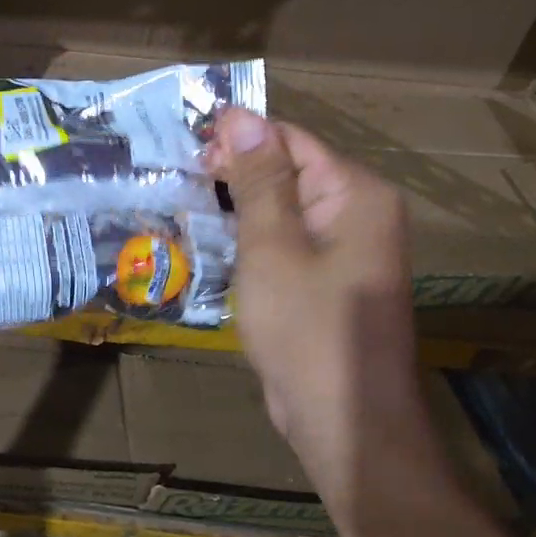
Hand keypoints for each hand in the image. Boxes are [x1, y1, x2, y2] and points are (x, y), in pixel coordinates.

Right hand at [208, 108, 416, 491]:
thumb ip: (258, 181)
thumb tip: (240, 116)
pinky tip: (211, 243)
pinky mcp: (328, 278)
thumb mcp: (272, 248)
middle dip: (233, 172)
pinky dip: (250, 236)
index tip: (182, 151)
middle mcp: (358, 211)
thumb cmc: (306, 329)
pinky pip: (286, 239)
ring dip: (236, 205)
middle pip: (287, 169)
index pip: (289, 139)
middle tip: (176, 183)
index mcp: (356, 194)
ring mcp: (346, 247)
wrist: (344, 420)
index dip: (236, 139)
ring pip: (282, 206)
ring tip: (183, 207)